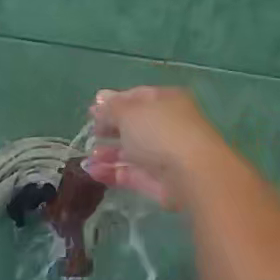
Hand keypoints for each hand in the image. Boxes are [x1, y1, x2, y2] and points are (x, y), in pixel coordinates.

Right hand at [84, 87, 233, 209]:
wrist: (191, 174)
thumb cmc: (159, 132)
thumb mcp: (128, 113)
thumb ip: (110, 108)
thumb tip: (100, 98)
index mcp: (165, 101)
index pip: (136, 97)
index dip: (112, 103)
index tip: (92, 112)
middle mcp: (166, 126)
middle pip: (133, 127)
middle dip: (109, 131)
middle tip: (90, 136)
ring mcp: (163, 155)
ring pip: (131, 152)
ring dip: (107, 154)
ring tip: (88, 158)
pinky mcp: (158, 181)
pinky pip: (131, 174)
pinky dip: (112, 172)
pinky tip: (93, 172)